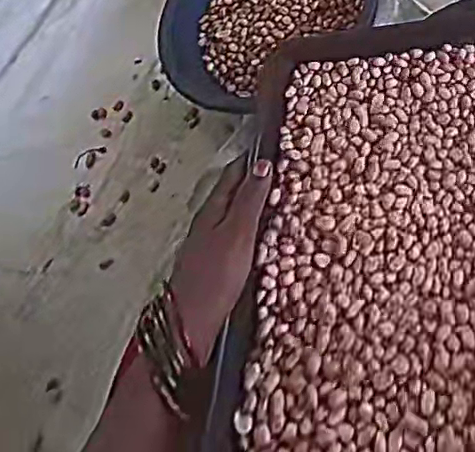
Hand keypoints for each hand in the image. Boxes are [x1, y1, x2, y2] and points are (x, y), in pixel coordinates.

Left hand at [167, 157, 272, 362]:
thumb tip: (263, 163)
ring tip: (279, 198)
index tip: (276, 147)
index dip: (254, 158)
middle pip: (234, 190)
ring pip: (236, 212)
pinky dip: (253, 225)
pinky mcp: (216, 263)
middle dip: (256, 178)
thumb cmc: (215, 277)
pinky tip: (265, 234)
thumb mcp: (239, 232)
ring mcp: (210, 243)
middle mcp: (209, 221)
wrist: (190, 328)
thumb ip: (250, 199)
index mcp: (213, 207)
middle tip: (284, 170)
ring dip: (255, 202)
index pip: (234, 171)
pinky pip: (238, 232)